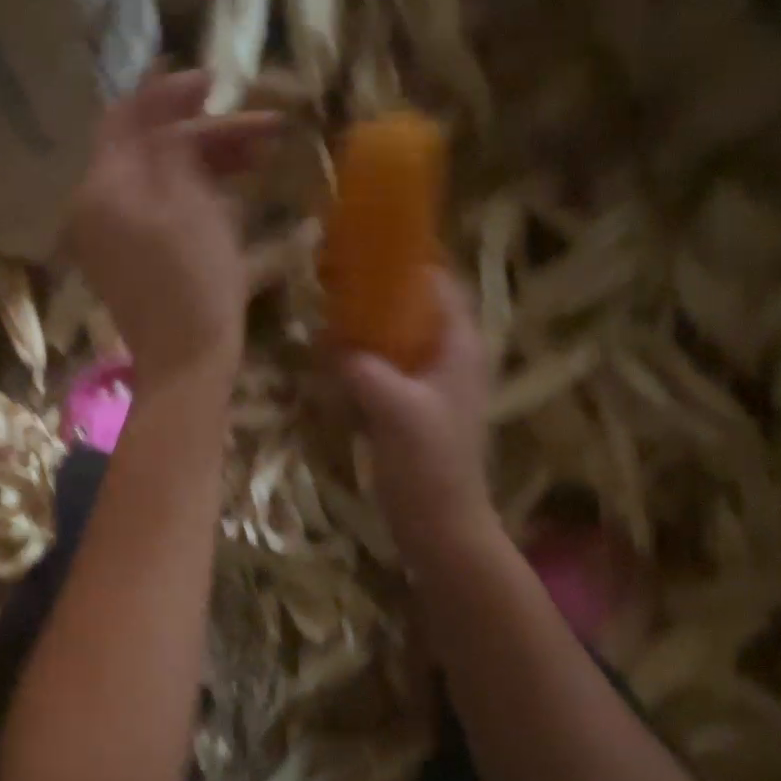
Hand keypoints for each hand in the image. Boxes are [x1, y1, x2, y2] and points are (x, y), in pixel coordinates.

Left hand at [64, 71, 279, 396]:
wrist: (184, 365)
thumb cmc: (192, 283)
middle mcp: (91, 212)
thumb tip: (172, 121)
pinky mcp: (124, 266)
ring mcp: (105, 242)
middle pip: (144, 152)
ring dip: (202, 166)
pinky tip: (228, 199)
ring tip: (257, 161)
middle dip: (201, 135)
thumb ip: (174, 147)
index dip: (171, 96)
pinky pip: (154, 214)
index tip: (216, 84)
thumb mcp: (189, 200)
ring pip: (154, 184)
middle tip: (260, 131)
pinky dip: (188, 199)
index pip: (127, 120)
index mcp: (99, 190)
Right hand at [339, 272, 498, 560]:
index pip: (438, 284)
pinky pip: (380, 372)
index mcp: (459, 346)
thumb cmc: (430, 465)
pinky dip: (356, 364)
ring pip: (393, 341)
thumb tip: (327, 343)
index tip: (360, 255)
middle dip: (373, 298)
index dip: (404, 264)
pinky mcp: (407, 410)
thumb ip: (364, 370)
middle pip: (411, 309)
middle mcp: (447, 357)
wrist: (440, 524)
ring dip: (361, 332)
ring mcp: (427, 385)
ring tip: (322, 324)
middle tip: (329, 290)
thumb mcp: (397, 411)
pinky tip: (327, 369)